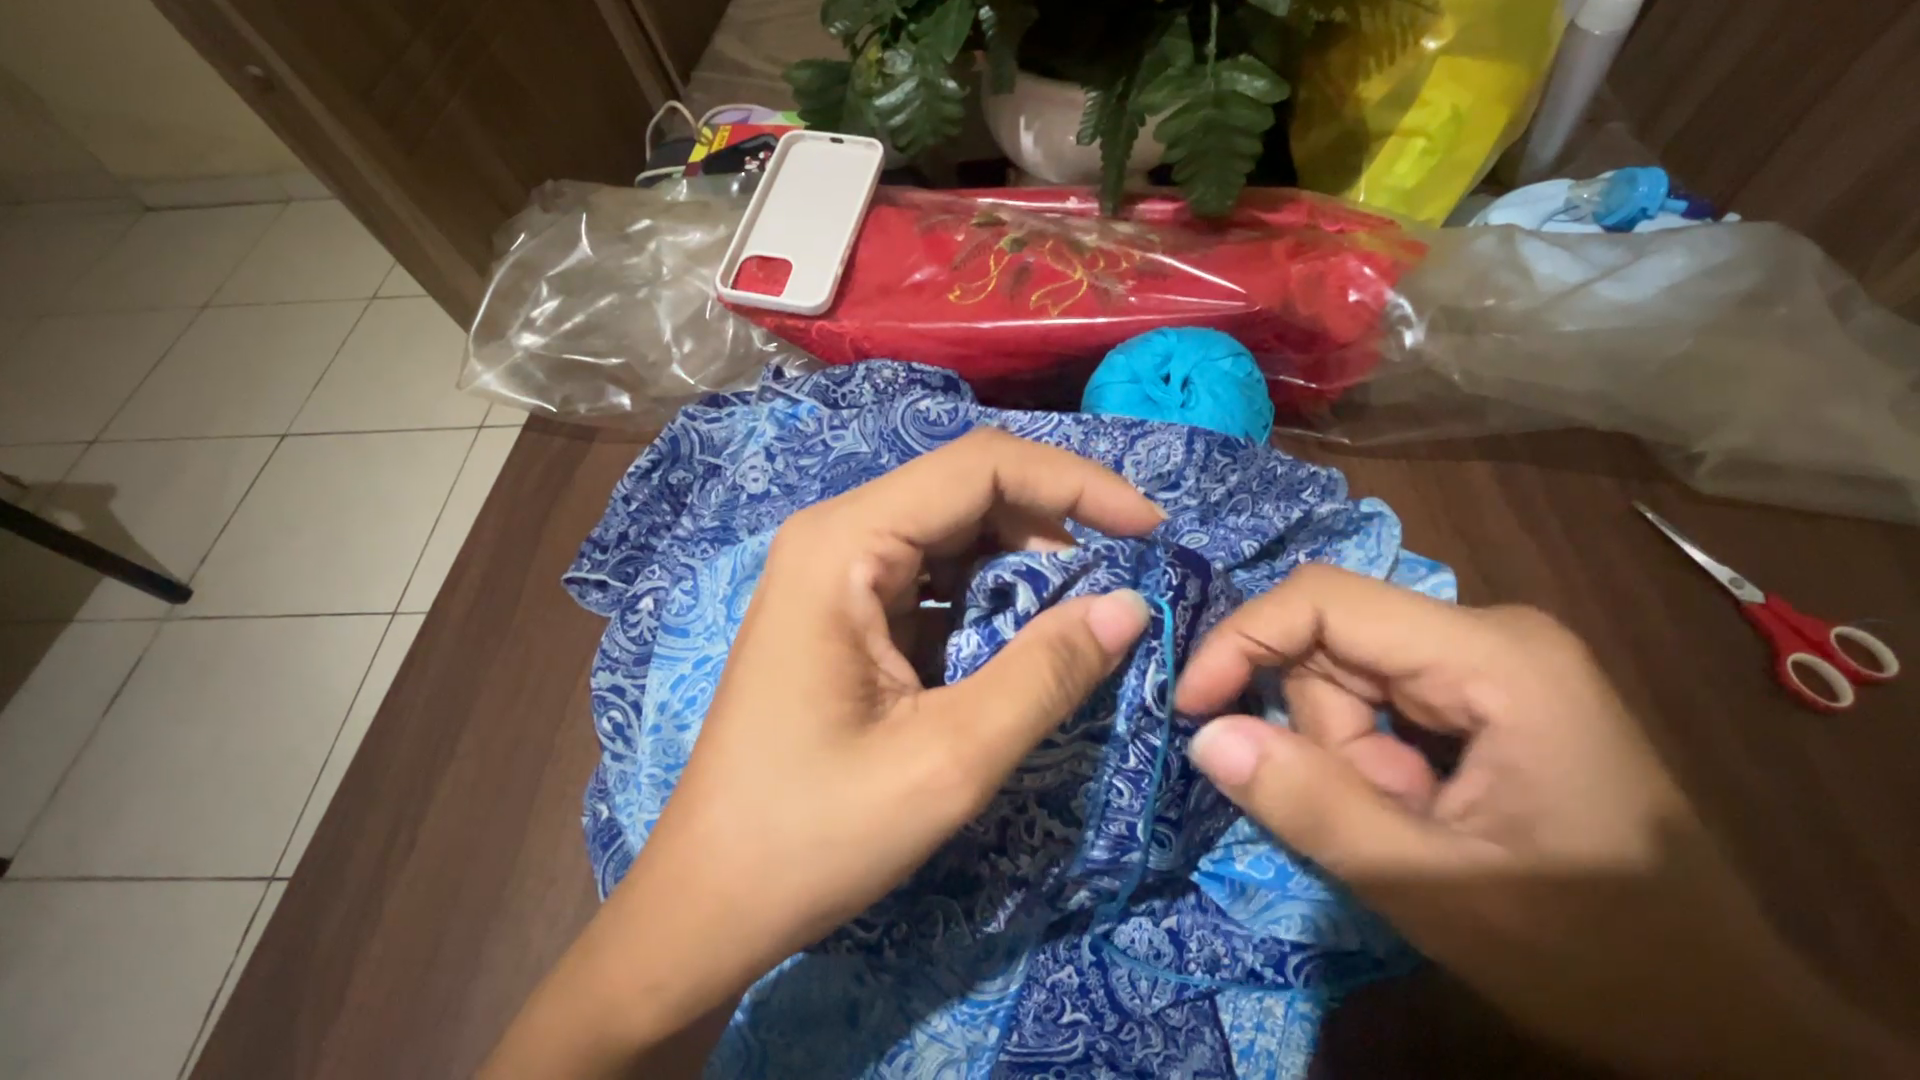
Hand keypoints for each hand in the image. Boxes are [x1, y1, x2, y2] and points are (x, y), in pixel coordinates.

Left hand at [639, 428, 1156, 988]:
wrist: (712, 900)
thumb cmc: (816, 833)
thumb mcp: (951, 759)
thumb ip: (1047, 673)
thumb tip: (1132, 606)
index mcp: (844, 544)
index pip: (980, 466)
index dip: (1076, 484)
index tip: (1150, 531)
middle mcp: (835, 537)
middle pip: (967, 493)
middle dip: (1055, 526)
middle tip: (1123, 584)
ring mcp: (833, 574)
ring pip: (954, 536)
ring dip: (1025, 568)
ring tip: (1079, 620)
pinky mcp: (842, 614)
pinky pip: (932, 581)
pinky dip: (989, 602)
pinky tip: (1020, 644)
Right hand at [1177, 565, 1911, 1077]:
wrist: (1717, 1015)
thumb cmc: (1588, 950)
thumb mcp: (1428, 885)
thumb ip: (1310, 804)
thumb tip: (1201, 735)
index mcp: (1494, 655)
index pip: (1325, 600)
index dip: (1241, 642)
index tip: (1191, 712)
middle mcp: (1493, 634)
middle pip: (1336, 645)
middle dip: (1325, 734)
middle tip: (1380, 817)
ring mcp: (1495, 662)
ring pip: (1352, 678)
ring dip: (1352, 758)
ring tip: (1416, 825)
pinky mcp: (1489, 695)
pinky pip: (1384, 704)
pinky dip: (1377, 762)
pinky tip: (1426, 812)